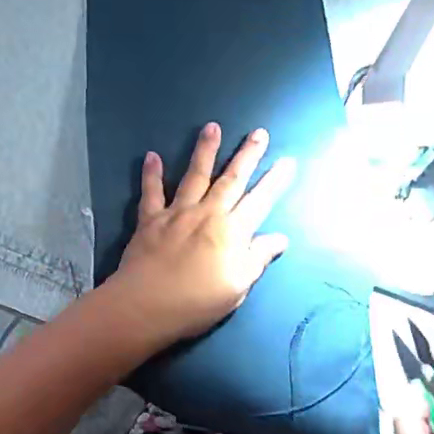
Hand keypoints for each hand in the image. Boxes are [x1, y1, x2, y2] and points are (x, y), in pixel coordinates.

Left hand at [103, 122, 295, 344]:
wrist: (146, 306)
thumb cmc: (196, 303)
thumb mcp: (237, 288)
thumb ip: (257, 259)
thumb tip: (280, 238)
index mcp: (232, 232)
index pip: (260, 201)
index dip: (275, 181)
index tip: (288, 161)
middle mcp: (206, 214)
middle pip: (231, 180)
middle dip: (247, 155)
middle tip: (258, 133)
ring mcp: (176, 214)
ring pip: (194, 176)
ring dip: (204, 151)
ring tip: (212, 127)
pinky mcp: (149, 221)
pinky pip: (151, 193)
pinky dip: (151, 174)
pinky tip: (151, 156)